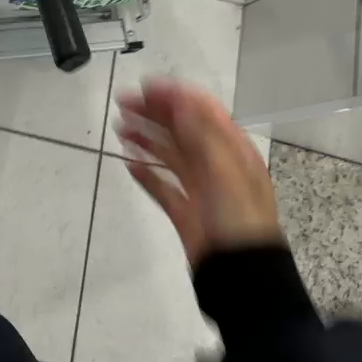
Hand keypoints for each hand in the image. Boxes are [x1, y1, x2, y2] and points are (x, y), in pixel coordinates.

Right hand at [115, 76, 282, 267]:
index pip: (201, 111)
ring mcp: (199, 188)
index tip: (144, 87)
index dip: (174, 95)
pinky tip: (128, 163)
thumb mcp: (224, 168)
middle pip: (181, 129)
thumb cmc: (238, 217)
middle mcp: (215, 164)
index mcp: (231, 149)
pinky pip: (161, 186)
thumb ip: (201, 132)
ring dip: (145, 137)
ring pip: (168, 155)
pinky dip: (145, 173)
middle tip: (121, 102)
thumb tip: (180, 99)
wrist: (242, 275)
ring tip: (120, 127)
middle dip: (153, 113)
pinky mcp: (184, 212)